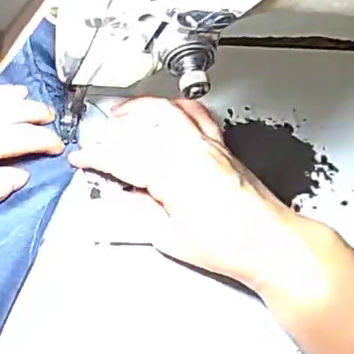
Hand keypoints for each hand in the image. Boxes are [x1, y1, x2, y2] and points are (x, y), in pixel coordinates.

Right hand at [68, 97, 340, 289]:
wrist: (271, 243)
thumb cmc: (232, 245)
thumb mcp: (169, 237)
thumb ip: (139, 211)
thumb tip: (118, 198)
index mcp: (172, 174)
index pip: (122, 157)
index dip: (96, 157)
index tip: (82, 157)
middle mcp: (191, 151)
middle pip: (142, 124)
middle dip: (114, 127)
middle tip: (98, 138)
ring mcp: (209, 145)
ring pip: (168, 110)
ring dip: (142, 108)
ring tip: (124, 113)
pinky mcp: (222, 147)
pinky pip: (197, 114)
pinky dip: (177, 107)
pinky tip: (168, 111)